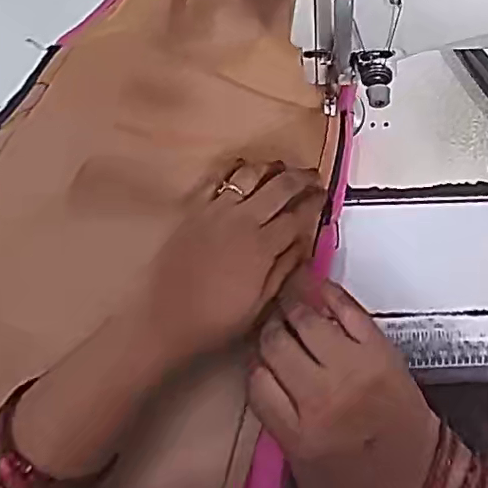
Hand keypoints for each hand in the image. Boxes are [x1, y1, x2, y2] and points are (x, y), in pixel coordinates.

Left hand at [139, 162, 322, 366]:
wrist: (164, 319)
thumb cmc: (214, 320)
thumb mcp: (259, 304)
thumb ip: (284, 268)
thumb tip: (304, 242)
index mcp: (263, 246)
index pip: (298, 215)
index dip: (315, 203)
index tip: (324, 197)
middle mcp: (243, 220)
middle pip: (281, 186)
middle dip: (302, 178)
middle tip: (312, 177)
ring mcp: (218, 209)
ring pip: (252, 173)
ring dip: (272, 168)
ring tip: (281, 169)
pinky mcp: (195, 206)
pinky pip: (218, 176)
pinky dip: (234, 168)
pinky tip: (243, 168)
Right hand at [247, 278, 441, 487]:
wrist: (417, 476)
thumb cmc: (359, 480)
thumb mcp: (303, 470)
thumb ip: (278, 422)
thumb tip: (261, 371)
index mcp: (301, 434)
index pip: (258, 380)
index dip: (254, 363)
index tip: (258, 357)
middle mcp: (324, 398)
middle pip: (277, 344)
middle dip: (269, 330)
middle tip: (270, 325)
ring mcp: (354, 368)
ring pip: (306, 319)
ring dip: (292, 306)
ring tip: (288, 301)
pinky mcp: (379, 348)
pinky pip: (347, 308)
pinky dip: (329, 293)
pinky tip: (317, 288)